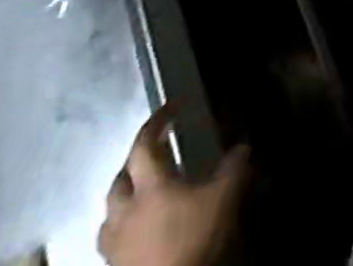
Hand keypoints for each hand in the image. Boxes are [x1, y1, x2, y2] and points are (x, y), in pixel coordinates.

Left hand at [98, 106, 250, 265]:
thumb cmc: (195, 242)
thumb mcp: (224, 200)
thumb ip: (233, 170)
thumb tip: (243, 148)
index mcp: (149, 186)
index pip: (144, 144)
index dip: (156, 122)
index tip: (171, 107)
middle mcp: (123, 211)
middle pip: (120, 179)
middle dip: (135, 163)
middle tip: (155, 155)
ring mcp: (114, 245)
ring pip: (110, 214)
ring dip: (124, 199)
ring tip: (142, 196)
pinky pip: (112, 242)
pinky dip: (123, 230)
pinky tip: (139, 234)